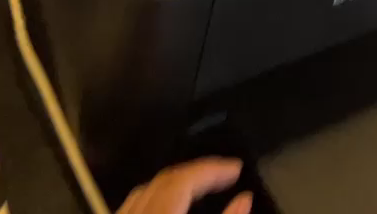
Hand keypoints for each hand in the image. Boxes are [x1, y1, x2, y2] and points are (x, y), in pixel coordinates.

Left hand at [116, 157, 252, 213]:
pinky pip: (130, 206)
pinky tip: (163, 206)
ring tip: (197, 186)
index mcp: (161, 212)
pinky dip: (152, 198)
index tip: (236, 167)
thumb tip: (245, 198)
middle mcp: (138, 212)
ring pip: (143, 191)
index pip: (185, 177)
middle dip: (196, 171)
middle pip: (164, 179)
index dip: (213, 167)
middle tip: (222, 173)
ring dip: (173, 182)